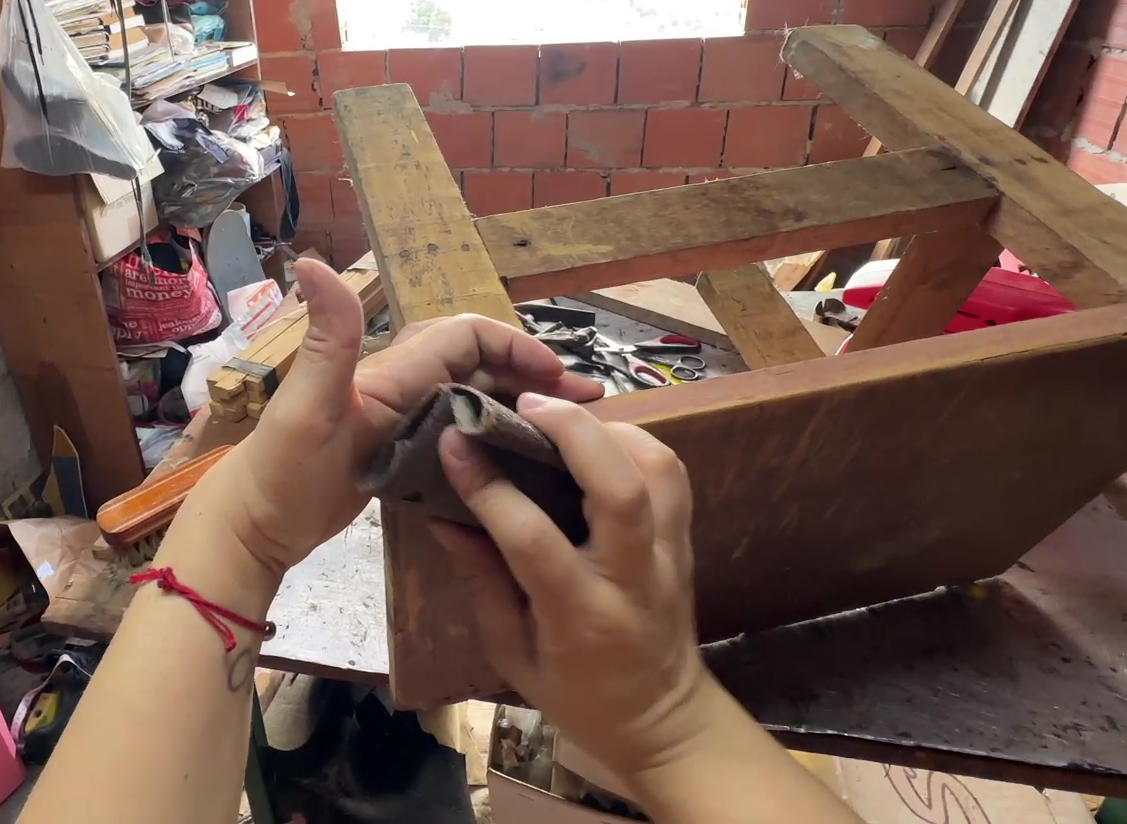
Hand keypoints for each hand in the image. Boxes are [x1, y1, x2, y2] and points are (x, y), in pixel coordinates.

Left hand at [190, 258, 601, 578]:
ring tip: (565, 424)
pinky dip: (494, 428)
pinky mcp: (403, 450)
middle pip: (478, 361)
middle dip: (531, 370)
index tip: (557, 375)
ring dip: (519, 398)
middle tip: (583, 401)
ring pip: (473, 392)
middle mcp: (402, 385)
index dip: (514, 344)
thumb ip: (326, 337)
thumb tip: (311, 260)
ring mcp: (403, 418)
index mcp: (392, 372)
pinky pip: (460, 425)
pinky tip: (518, 452)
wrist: (256, 521)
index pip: (466, 337)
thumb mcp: (307, 405)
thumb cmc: (282, 469)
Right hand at [430, 394, 713, 785]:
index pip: (533, 538)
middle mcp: (634, 577)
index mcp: (582, 615)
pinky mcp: (685, 539)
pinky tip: (596, 440)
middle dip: (571, 432)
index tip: (454, 443)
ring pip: (658, 468)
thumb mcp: (512, 654)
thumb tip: (441, 515)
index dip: (489, 485)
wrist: (664, 722)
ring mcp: (670, 554)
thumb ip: (480, 580)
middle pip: (619, 488)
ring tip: (560, 417)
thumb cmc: (579, 695)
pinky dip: (634, 441)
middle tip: (523, 403)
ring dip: (608, 429)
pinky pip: (670, 472)